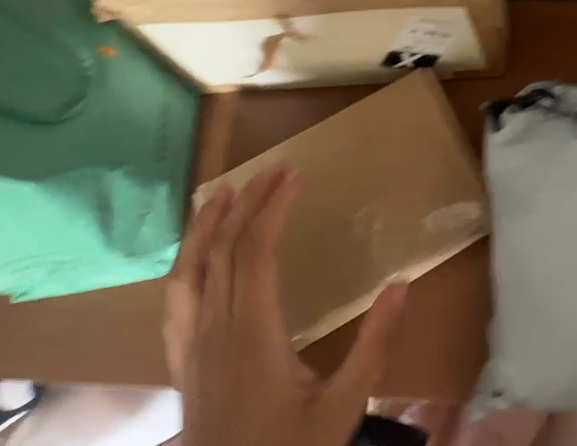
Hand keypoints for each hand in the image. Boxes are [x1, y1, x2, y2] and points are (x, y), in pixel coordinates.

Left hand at [163, 165, 408, 445]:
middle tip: (276, 168)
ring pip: (188, 272)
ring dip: (205, 226)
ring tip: (221, 191)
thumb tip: (401, 285)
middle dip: (248, 202)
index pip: (256, 252)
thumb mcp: (343, 408)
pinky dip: (184, 266)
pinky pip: (175, 304)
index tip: (295, 175)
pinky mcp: (183, 365)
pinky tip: (193, 257)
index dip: (273, 208)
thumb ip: (373, 347)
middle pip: (223, 250)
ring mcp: (192, 349)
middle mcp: (215, 332)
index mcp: (252, 335)